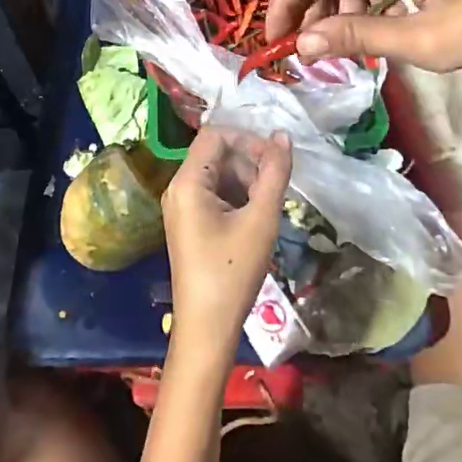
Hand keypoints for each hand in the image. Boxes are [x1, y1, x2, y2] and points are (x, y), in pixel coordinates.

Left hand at [161, 127, 290, 362]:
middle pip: (216, 153)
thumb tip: (283, 136)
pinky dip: (237, 196)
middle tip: (274, 188)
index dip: (248, 139)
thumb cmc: (233, 271)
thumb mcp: (260, 219)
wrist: (206, 327)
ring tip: (267, 206)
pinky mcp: (189, 223)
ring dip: (246, 180)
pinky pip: (213, 194)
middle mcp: (177, 188)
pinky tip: (255, 218)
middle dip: (249, 162)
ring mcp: (181, 206)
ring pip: (217, 174)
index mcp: (187, 181)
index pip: (216, 135)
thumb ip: (274, 173)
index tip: (275, 160)